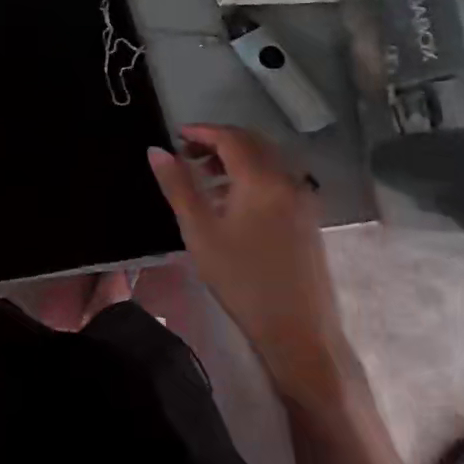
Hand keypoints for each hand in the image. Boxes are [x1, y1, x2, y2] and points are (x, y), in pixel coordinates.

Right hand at [148, 126, 342, 382]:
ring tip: (205, 177)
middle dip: (219, 141)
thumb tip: (156, 150)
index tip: (176, 135)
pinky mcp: (307, 218)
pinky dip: (252, 175)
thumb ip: (178, 186)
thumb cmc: (242, 280)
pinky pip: (277, 179)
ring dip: (236, 158)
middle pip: (252, 143)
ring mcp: (301, 199)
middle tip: (187, 154)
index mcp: (261, 179)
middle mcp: (286, 180)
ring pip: (267, 161)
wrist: (298, 332)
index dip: (202, 131)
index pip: (230, 138)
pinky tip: (232, 202)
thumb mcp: (200, 232)